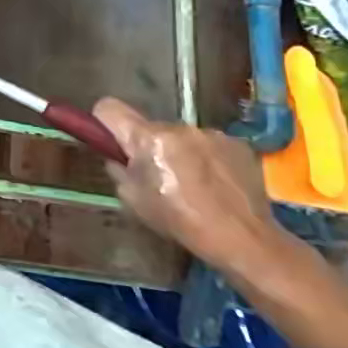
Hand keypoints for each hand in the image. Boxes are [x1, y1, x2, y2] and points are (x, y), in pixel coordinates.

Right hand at [93, 97, 283, 274]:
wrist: (244, 239)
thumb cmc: (179, 221)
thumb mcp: (132, 199)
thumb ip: (120, 169)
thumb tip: (120, 157)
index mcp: (149, 138)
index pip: (109, 108)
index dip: (103, 122)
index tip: (110, 141)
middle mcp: (179, 127)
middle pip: (150, 128)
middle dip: (149, 146)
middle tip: (158, 177)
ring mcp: (212, 134)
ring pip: (181, 138)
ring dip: (180, 153)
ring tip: (193, 185)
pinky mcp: (238, 144)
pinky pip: (209, 145)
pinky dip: (206, 159)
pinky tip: (216, 185)